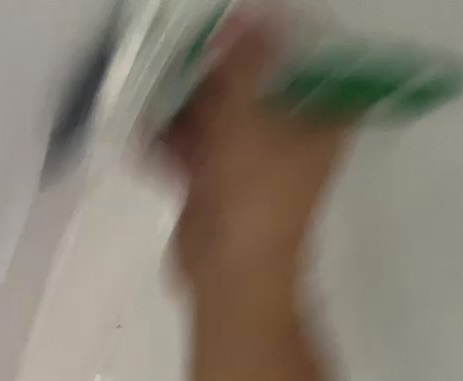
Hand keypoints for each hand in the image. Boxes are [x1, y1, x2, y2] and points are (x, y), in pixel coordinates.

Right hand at [162, 16, 352, 296]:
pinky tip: (144, 130)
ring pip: (213, 120)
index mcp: (319, 114)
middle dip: (212, 73)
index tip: (224, 28)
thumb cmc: (255, 194)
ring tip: (152, 89)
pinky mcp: (210, 188)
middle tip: (178, 55)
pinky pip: (189, 153)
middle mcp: (286, 134)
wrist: (228, 273)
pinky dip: (167, 143)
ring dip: (182, 107)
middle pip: (249, 86)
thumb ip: (243, 64)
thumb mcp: (251, 117)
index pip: (299, 56)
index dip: (264, 37)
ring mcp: (245, 163)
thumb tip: (240, 17)